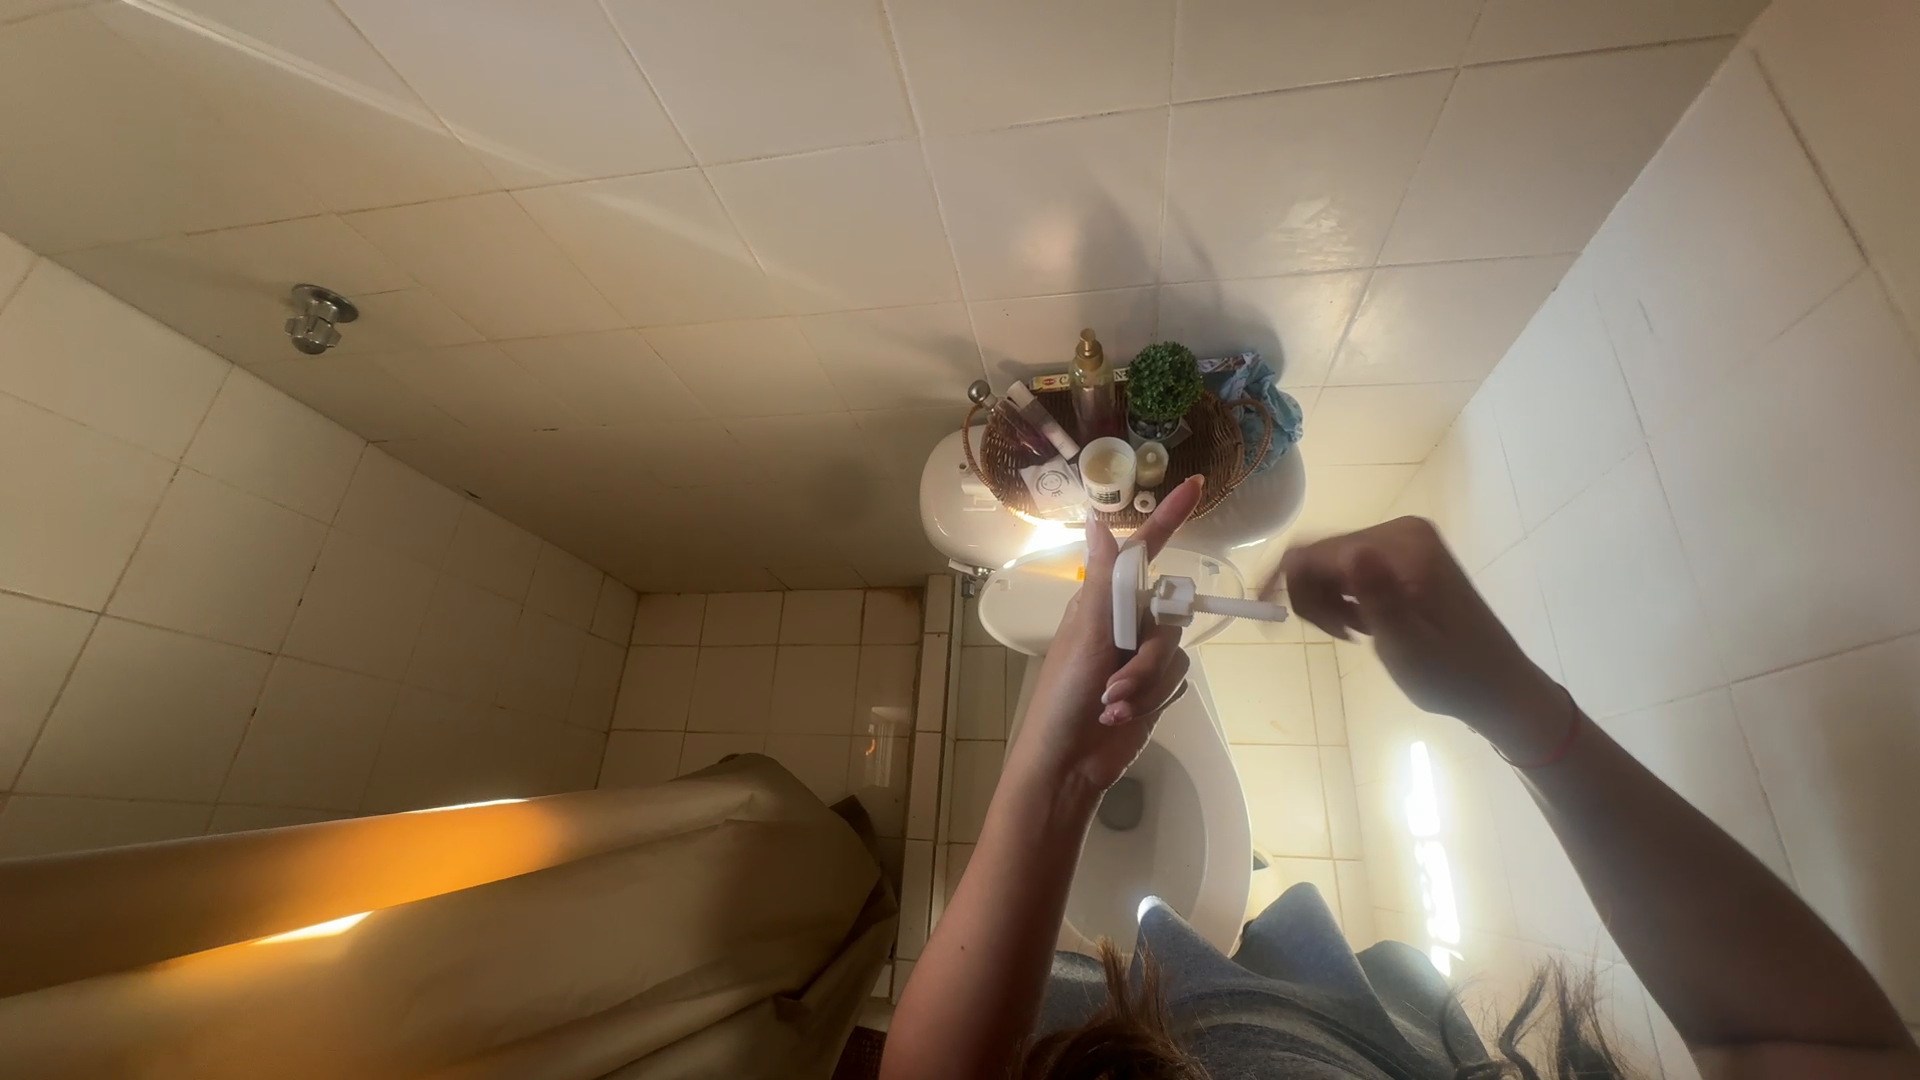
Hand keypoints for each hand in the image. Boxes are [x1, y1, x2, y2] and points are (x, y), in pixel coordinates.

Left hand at [1009, 476, 1203, 794]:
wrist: (1070, 761)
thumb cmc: (1064, 694)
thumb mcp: (1085, 635)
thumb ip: (1103, 581)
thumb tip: (1093, 519)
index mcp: (1103, 602)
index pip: (1143, 554)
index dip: (1168, 520)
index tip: (1194, 486)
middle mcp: (1125, 623)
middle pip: (1168, 614)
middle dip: (1145, 656)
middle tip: (1114, 681)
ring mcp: (1142, 655)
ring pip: (1174, 652)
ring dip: (1143, 683)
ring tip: (1112, 704)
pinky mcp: (1156, 686)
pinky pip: (1175, 679)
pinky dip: (1149, 699)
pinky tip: (1121, 715)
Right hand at [1267, 517, 1562, 744]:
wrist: (1496, 690)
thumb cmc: (1450, 674)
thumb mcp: (1407, 643)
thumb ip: (1378, 596)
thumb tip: (1354, 550)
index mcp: (1403, 545)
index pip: (1319, 551)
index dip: (1289, 583)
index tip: (1274, 620)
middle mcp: (1399, 532)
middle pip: (1318, 553)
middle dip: (1312, 596)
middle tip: (1335, 635)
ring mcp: (1399, 544)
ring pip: (1325, 562)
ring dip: (1325, 600)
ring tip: (1352, 634)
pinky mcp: (1397, 559)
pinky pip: (1343, 569)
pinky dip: (1339, 599)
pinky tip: (1359, 624)